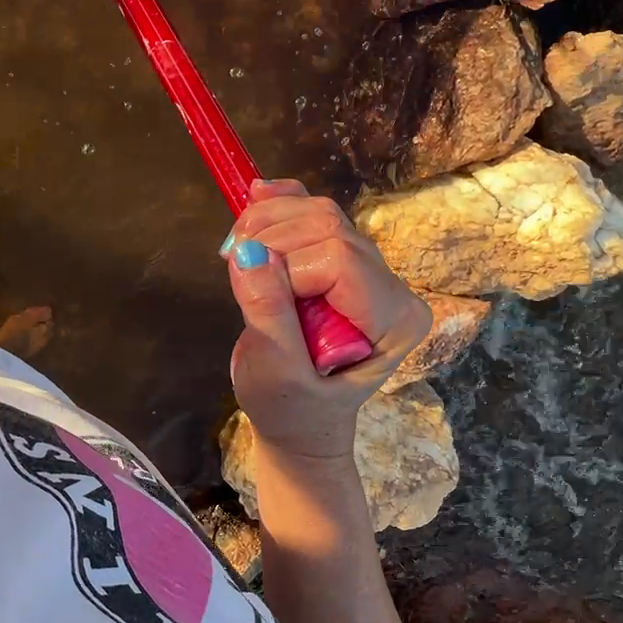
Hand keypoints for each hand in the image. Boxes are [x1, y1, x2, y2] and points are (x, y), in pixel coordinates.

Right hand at [223, 180, 431, 459]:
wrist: (297, 423)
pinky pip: (313, 215)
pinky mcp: (338, 263)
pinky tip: (256, 199)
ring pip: (319, 214)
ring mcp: (367, 272)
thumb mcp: (276, 371)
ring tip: (236, 251)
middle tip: (231, 262)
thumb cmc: (290, 409)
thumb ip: (269, 312)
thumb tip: (248, 253)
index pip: (338, 258)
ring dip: (268, 221)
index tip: (252, 296)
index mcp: (391, 317)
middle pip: (329, 226)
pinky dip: (280, 204)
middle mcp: (390, 287)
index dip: (285, 265)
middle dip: (271, 235)